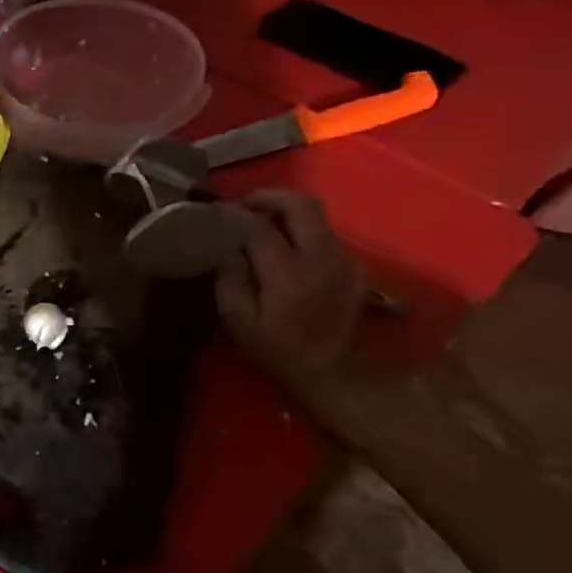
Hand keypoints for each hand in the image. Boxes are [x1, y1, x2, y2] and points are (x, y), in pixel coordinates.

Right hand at [214, 190, 366, 383]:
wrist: (335, 375)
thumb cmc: (279, 351)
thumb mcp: (239, 321)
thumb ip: (228, 279)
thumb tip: (224, 248)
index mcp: (289, 273)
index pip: (259, 226)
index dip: (236, 214)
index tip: (217, 213)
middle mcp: (322, 258)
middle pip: (299, 204)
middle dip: (268, 197)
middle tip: (244, 205)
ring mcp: (343, 260)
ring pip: (315, 215)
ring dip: (286, 212)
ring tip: (262, 223)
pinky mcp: (354, 267)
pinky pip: (325, 235)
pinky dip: (301, 231)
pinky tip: (286, 249)